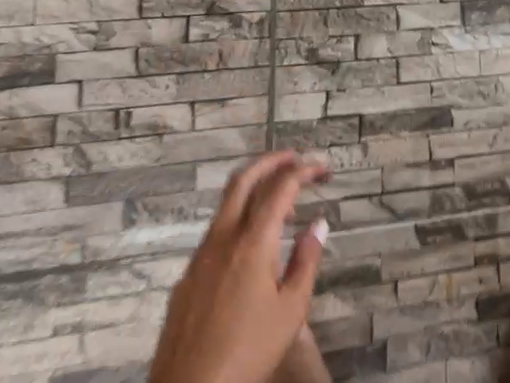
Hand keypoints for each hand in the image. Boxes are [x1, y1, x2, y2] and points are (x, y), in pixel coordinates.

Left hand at [151, 152, 330, 382]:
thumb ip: (306, 261)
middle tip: (296, 159)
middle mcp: (221, 241)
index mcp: (252, 243)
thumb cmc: (249, 351)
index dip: (303, 171)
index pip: (280, 188)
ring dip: (253, 192)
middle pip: (242, 181)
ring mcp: (198, 260)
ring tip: (283, 205)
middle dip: (271, 162)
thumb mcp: (292, 310)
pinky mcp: (186, 281)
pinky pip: (215, 236)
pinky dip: (238, 223)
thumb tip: (318, 224)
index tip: (324, 169)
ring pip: (225, 207)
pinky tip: (253, 249)